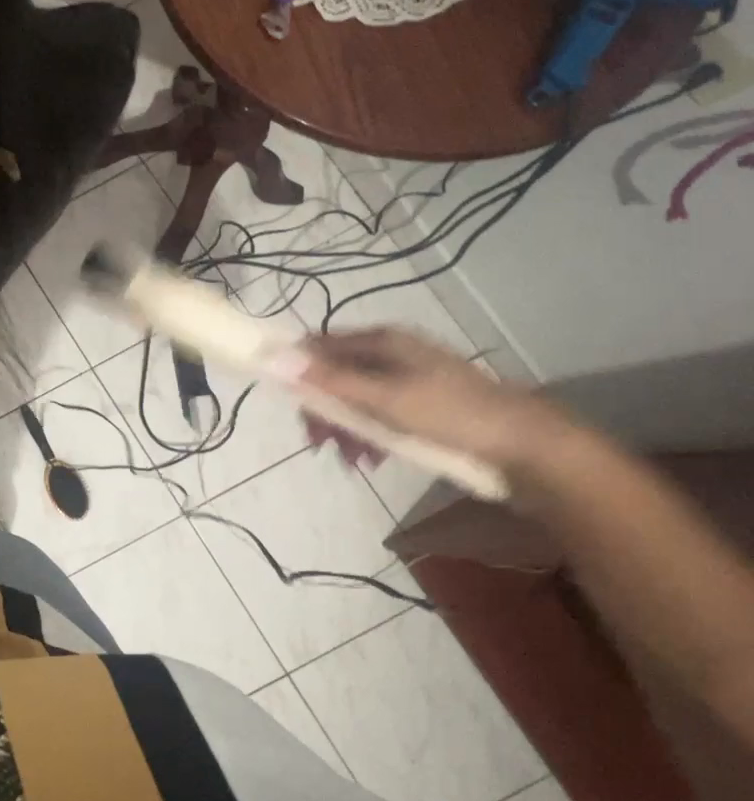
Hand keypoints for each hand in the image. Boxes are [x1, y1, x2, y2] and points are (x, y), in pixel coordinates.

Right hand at [294, 328, 582, 471]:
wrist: (528, 447)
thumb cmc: (453, 415)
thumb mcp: (384, 400)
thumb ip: (329, 381)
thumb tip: (272, 358)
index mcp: (384, 341)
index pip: (318, 345)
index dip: (296, 370)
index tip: (287, 404)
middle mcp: (391, 354)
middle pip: (333, 376)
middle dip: (323, 411)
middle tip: (320, 443)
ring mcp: (406, 379)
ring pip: (353, 400)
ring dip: (343, 429)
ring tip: (350, 459)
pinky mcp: (420, 405)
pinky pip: (376, 416)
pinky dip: (366, 436)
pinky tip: (371, 459)